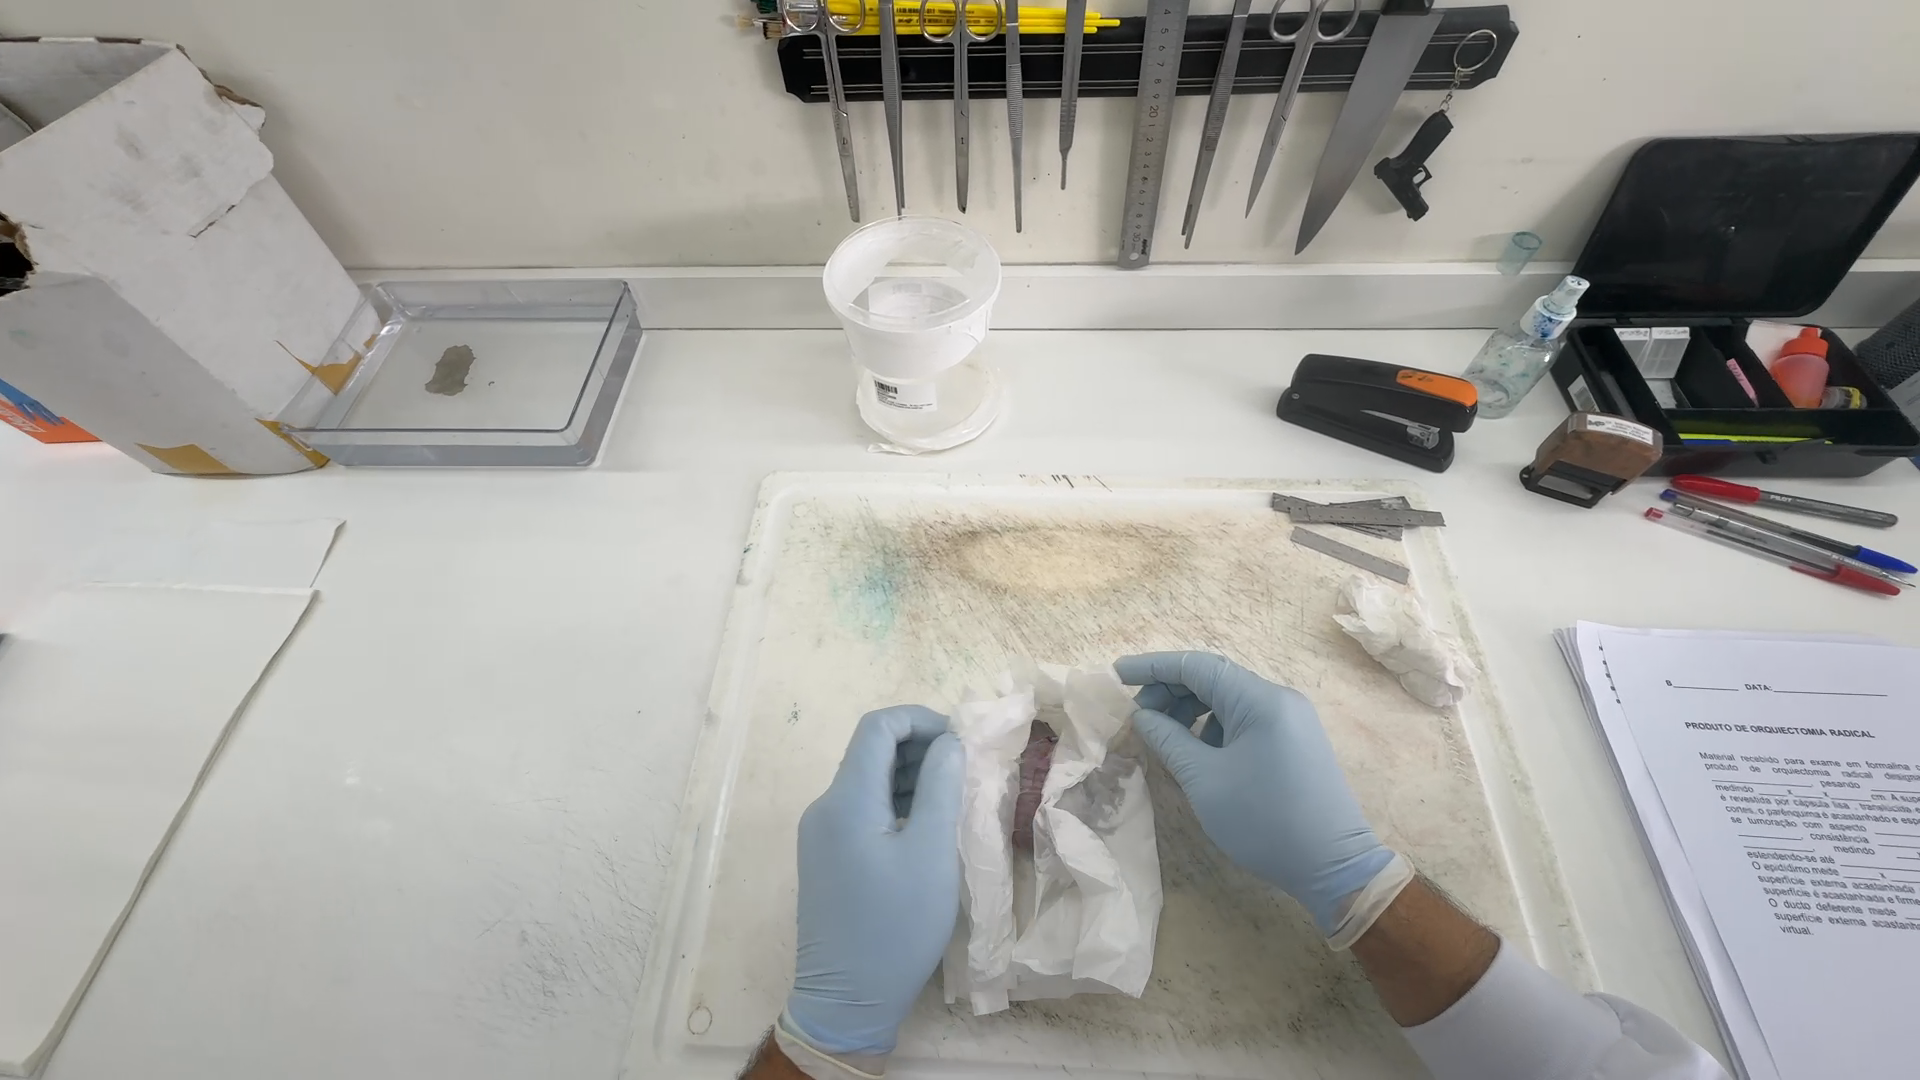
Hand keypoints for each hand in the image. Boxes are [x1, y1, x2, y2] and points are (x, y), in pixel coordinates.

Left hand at [786, 705, 964, 1057]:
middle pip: (871, 750)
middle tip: (963, 767)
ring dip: (910, 773)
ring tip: (952, 793)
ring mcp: (821, 831)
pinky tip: (926, 822)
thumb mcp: (931, 854)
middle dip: (919, 746)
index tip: (959, 738)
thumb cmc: (895, 926)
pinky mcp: (827, 853)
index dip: (920, 719)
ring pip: (868, 778)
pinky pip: (863, 807)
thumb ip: (941, 787)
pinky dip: (896, 800)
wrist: (846, 1002)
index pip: (878, 727)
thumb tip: (949, 741)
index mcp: (846, 799)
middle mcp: (826, 806)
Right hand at [1117, 651, 1392, 934]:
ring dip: (1190, 709)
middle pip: (1212, 678)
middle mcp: (1278, 698)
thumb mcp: (1204, 780)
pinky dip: (1213, 725)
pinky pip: (1244, 717)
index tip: (1117, 675)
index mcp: (1259, 700)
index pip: (1195, 665)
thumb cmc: (1265, 821)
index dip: (1151, 667)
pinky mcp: (1294, 739)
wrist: (1336, 869)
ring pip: (1228, 697)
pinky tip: (1199, 752)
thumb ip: (1168, 739)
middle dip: (1170, 691)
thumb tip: (1142, 716)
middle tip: (1139, 717)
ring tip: (1165, 736)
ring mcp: (1290, 718)